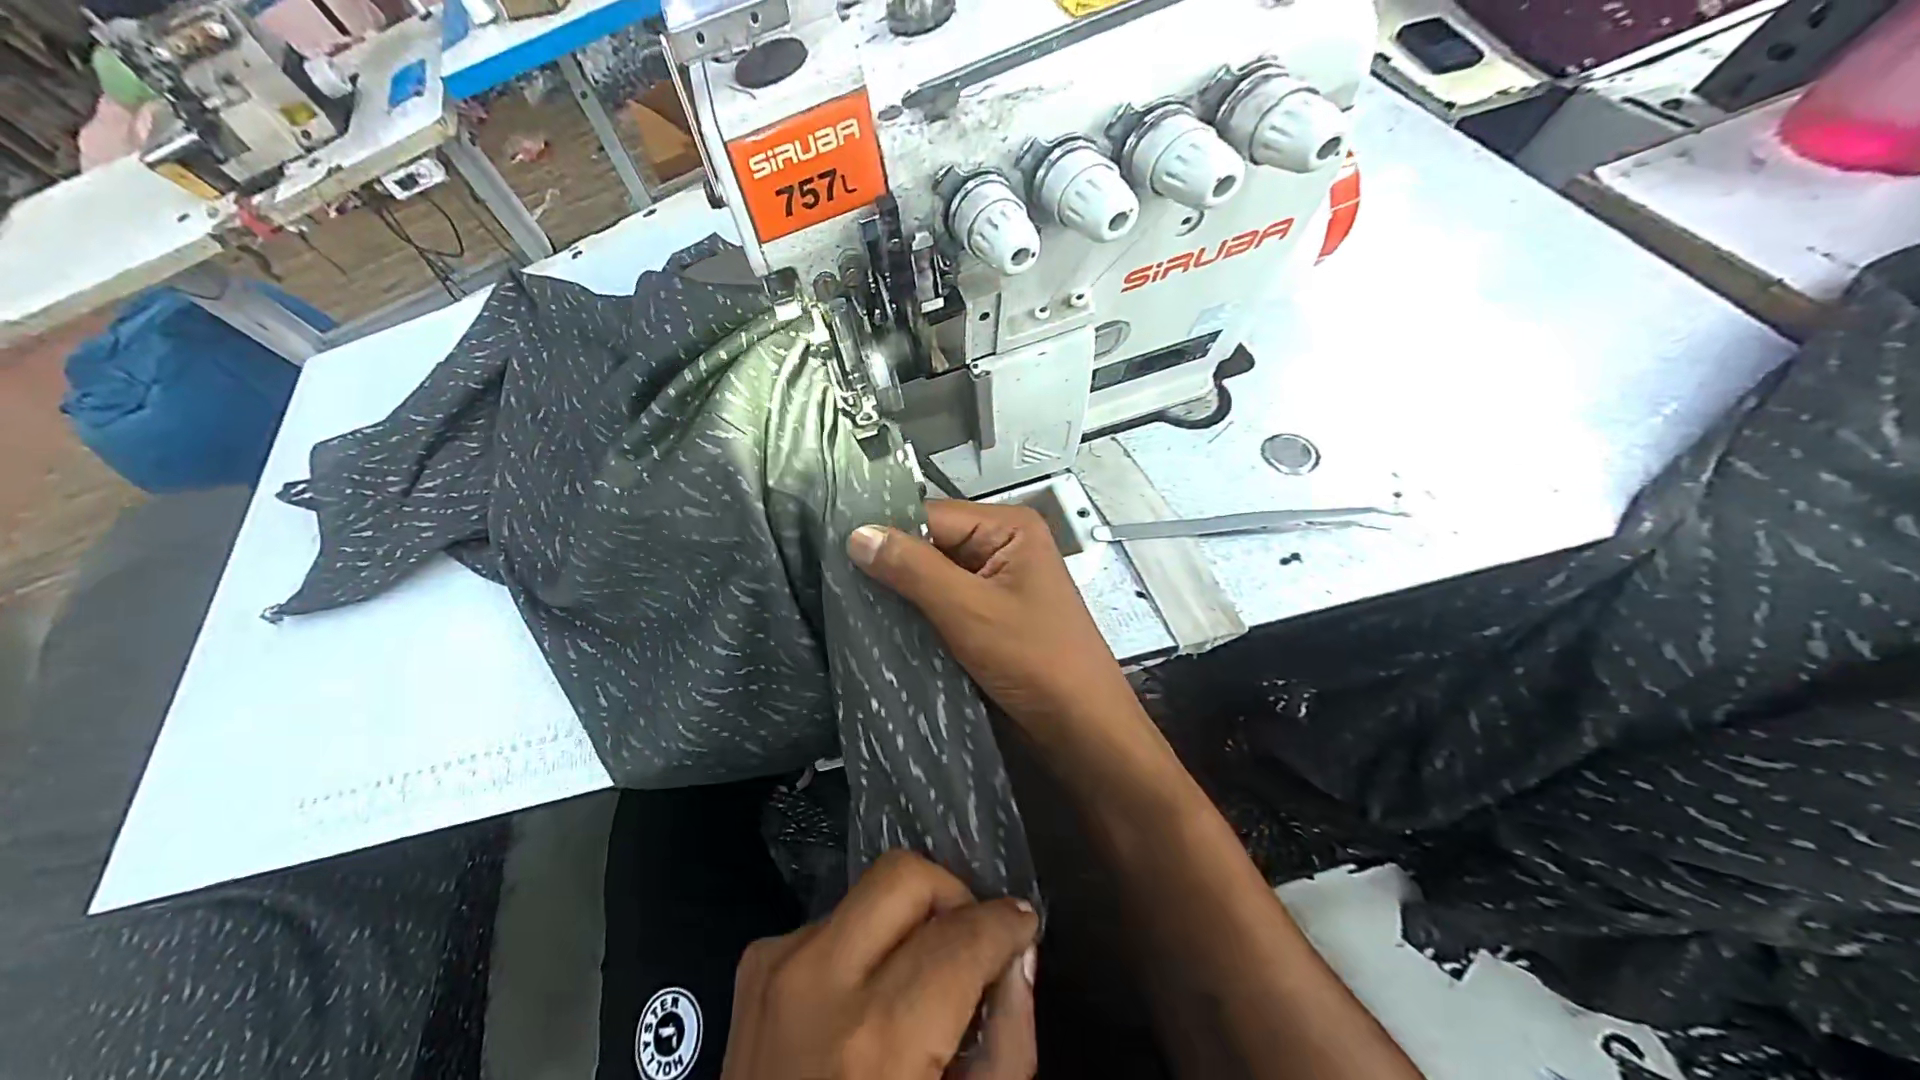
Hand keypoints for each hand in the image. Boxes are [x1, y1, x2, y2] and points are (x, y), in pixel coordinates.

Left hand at [720, 850, 1038, 1079]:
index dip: (1006, 923)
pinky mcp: (754, 964)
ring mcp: (777, 965)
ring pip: (869, 890)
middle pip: (904, 875)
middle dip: (953, 895)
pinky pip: (833, 919)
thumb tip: (1017, 955)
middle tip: (972, 941)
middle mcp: (818, 982)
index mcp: (876, 1040)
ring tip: (920, 974)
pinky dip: (867, 940)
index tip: (1022, 927)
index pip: (961, 936)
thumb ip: (1009, 1042)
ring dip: (909, 919)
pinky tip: (866, 995)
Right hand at [846, 500, 1144, 749]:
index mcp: (1010, 527)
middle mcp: (1003, 546)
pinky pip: (943, 603)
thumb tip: (858, 535)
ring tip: (855, 605)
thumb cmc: (1036, 661)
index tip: (838, 553)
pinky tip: (886, 625)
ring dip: (903, 593)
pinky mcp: (989, 616)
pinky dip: (919, 614)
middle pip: (931, 543)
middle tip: (839, 583)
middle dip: (893, 565)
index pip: (931, 515)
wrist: (1080, 727)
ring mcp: (997, 583)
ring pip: (934, 576)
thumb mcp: (969, 610)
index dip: (887, 533)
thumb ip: (913, 569)